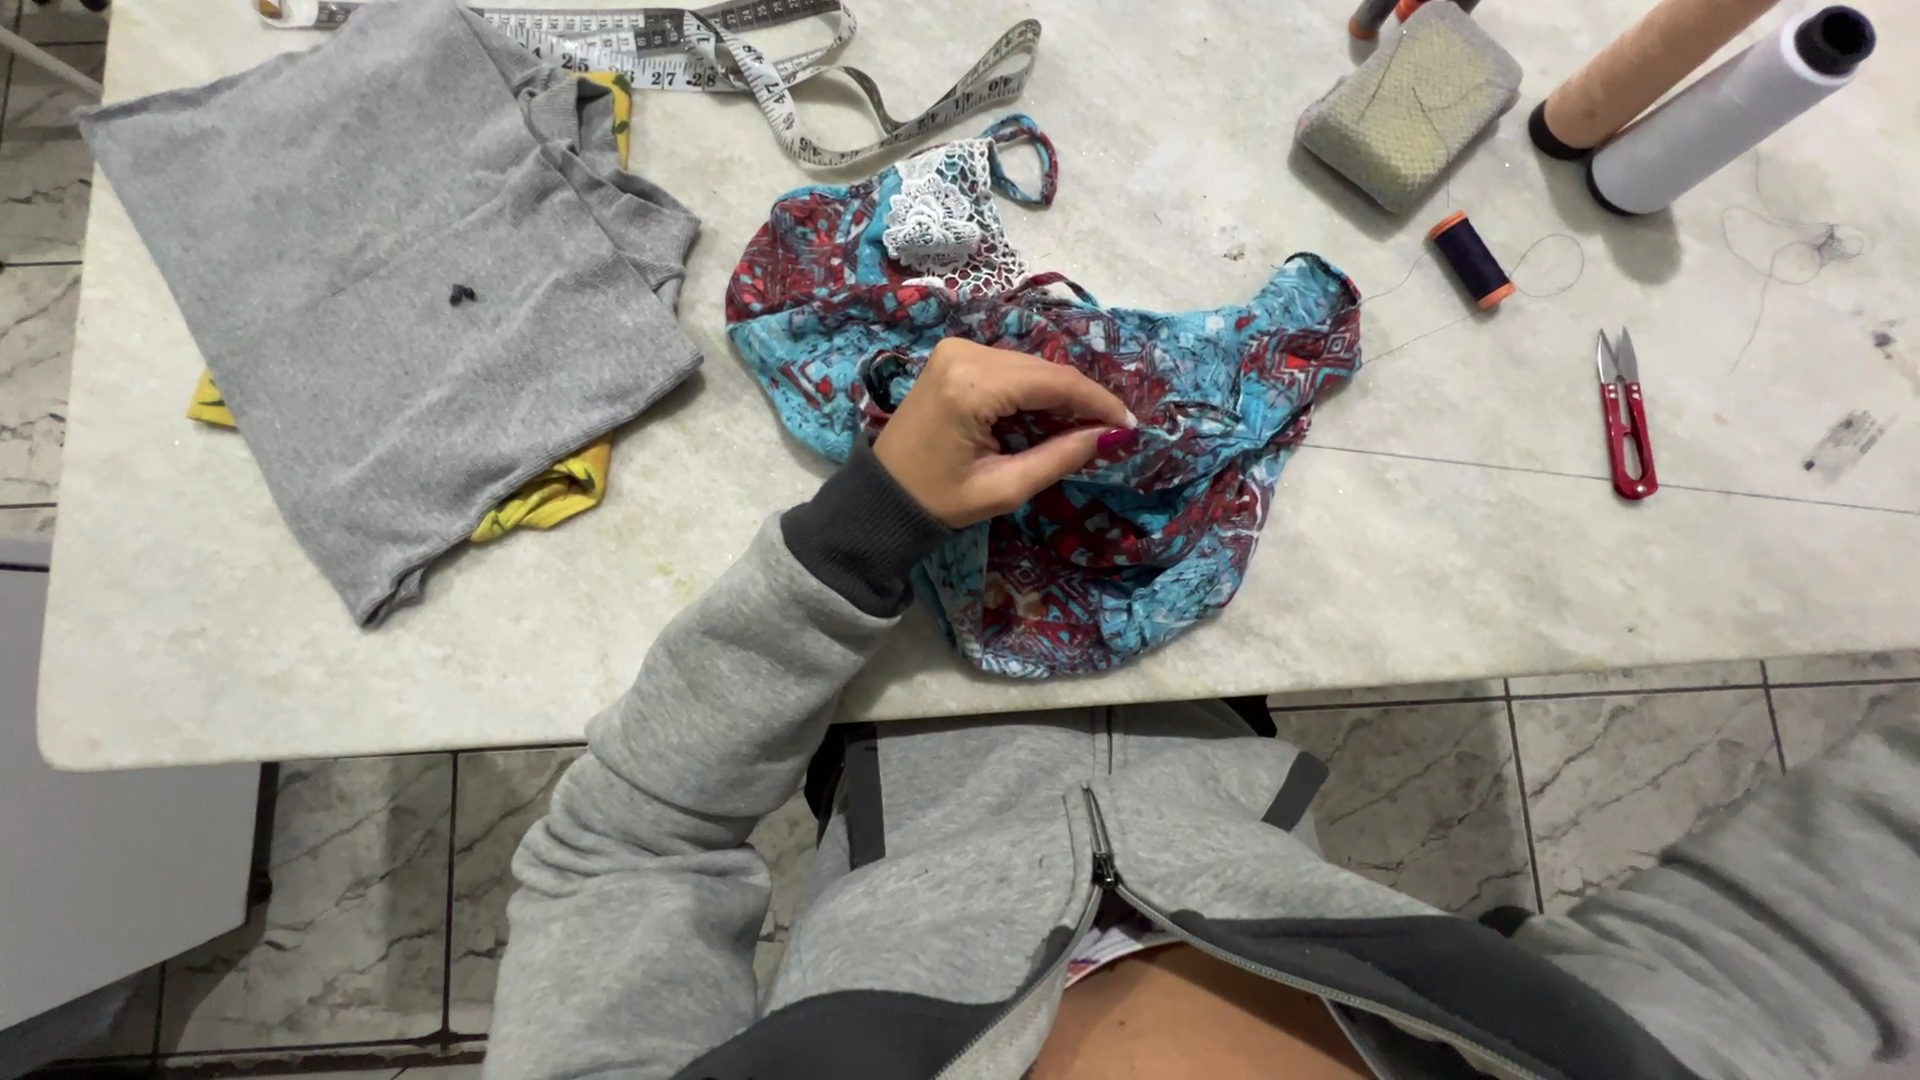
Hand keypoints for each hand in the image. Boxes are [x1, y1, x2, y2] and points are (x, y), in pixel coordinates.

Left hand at [873, 339, 1134, 527]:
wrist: (881, 495)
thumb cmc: (938, 500)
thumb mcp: (1003, 488)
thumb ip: (1059, 458)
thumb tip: (1109, 436)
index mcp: (972, 385)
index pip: (1053, 382)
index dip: (1096, 402)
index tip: (1129, 424)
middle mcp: (964, 353)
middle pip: (1043, 369)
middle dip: (1081, 398)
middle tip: (1111, 429)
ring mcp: (955, 350)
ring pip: (1029, 366)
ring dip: (1059, 394)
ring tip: (1085, 426)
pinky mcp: (953, 356)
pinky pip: (1009, 368)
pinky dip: (1034, 389)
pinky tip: (1051, 414)